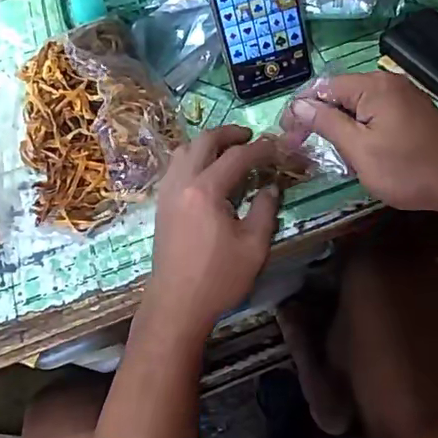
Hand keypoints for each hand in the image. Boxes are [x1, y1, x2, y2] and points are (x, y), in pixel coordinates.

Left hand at [142, 125, 281, 335]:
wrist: (176, 304)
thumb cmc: (219, 278)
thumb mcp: (254, 246)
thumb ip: (264, 210)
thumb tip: (270, 187)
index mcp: (205, 190)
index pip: (237, 157)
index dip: (260, 149)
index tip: (277, 147)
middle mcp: (181, 183)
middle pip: (203, 142)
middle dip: (229, 133)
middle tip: (250, 136)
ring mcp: (167, 193)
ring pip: (184, 151)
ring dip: (207, 143)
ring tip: (228, 150)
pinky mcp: (161, 205)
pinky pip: (175, 167)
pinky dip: (192, 158)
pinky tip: (206, 171)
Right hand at [280, 73, 437, 215]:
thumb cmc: (408, 169)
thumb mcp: (360, 149)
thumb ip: (327, 124)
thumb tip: (299, 104)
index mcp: (373, 86)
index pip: (323, 87)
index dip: (300, 109)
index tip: (285, 135)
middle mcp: (388, 83)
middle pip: (339, 94)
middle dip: (316, 117)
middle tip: (298, 146)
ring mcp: (403, 97)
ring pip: (356, 105)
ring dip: (336, 125)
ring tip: (321, 150)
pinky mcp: (412, 113)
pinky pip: (374, 114)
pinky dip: (357, 128)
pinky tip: (352, 149)